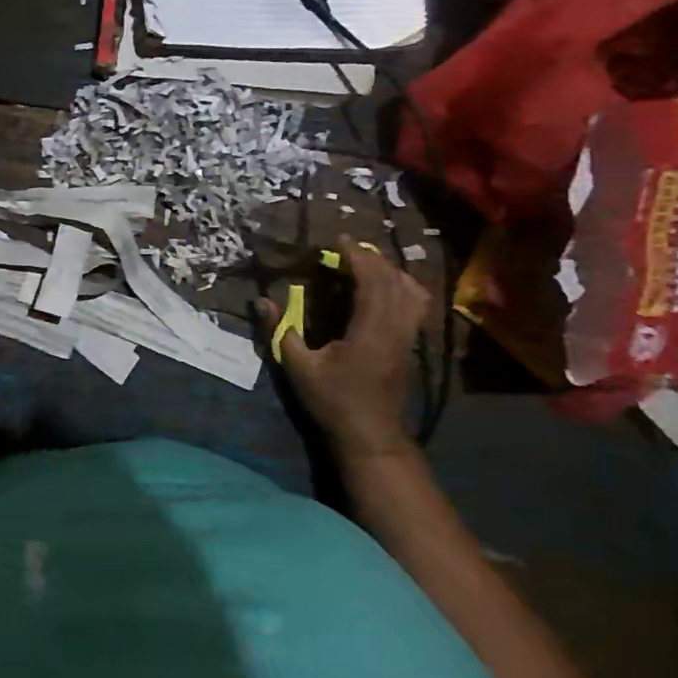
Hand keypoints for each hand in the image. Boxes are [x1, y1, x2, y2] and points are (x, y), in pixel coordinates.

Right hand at [258, 235, 429, 458]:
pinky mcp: (410, 345)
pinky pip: (415, 306)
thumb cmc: (332, 401)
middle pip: (395, 282)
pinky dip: (402, 287)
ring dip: (390, 271)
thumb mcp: (298, 367)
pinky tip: (383, 287)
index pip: (373, 283)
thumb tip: (261, 300)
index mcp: (370, 332)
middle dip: (373, 259)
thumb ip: (280, 331)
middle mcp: (395, 330)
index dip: (358, 258)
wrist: (370, 435)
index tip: (339, 241)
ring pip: (413, 292)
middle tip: (346, 247)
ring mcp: (408, 338)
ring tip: (365, 263)